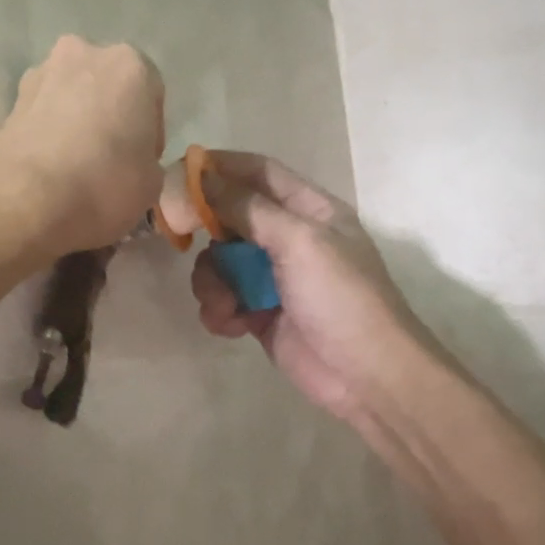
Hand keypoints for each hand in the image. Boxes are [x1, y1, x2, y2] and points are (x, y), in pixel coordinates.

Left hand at [0, 35, 164, 261]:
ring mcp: (40, 74)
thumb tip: (133, 162)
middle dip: (109, 116)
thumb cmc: (104, 183)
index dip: (149, 133)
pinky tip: (49, 167)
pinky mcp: (9, 101)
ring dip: (75, 121)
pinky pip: (41, 115)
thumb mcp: (151, 182)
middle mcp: (83, 54)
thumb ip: (147, 159)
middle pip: (106, 87)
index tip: (141, 162)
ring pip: (70, 96)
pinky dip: (47, 133)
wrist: (25, 198)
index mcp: (130, 64)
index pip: (151, 96)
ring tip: (75, 165)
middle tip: (109, 159)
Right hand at [188, 152, 431, 421]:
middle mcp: (289, 237)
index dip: (218, 167)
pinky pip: (222, 298)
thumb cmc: (341, 297)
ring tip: (225, 304)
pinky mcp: (259, 312)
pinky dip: (220, 311)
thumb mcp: (298, 241)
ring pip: (218, 262)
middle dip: (206, 232)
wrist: (367, 377)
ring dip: (212, 282)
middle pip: (228, 218)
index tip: (177, 173)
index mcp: (309, 210)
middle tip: (179, 237)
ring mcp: (272, 277)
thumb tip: (200, 177)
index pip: (257, 172)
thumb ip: (246, 207)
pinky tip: (233, 326)